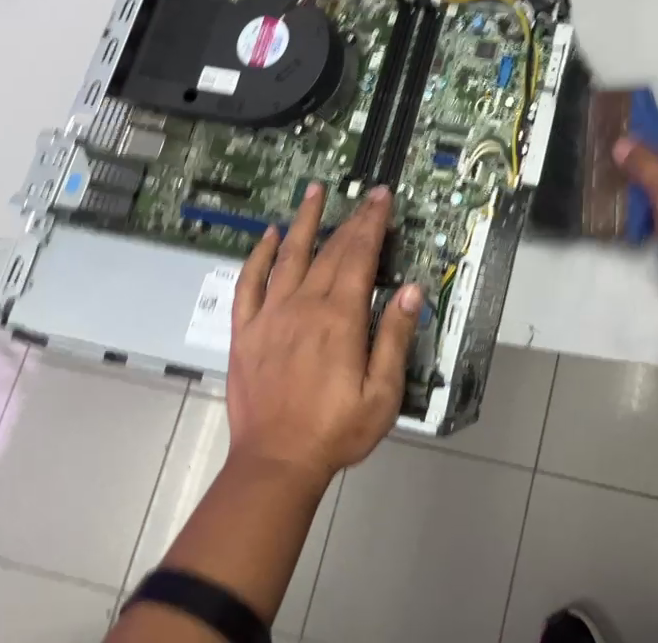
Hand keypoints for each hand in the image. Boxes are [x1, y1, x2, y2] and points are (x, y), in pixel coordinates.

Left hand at [225, 185, 421, 483]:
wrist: (275, 464)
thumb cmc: (336, 431)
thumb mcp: (383, 392)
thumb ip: (394, 338)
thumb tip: (410, 291)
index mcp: (339, 319)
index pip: (360, 257)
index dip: (372, 224)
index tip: (382, 198)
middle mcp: (303, 307)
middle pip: (330, 251)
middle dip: (351, 219)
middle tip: (365, 195)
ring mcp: (270, 317)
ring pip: (288, 256)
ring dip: (303, 222)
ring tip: (313, 192)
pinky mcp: (247, 333)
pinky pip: (249, 284)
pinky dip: (258, 257)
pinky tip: (267, 237)